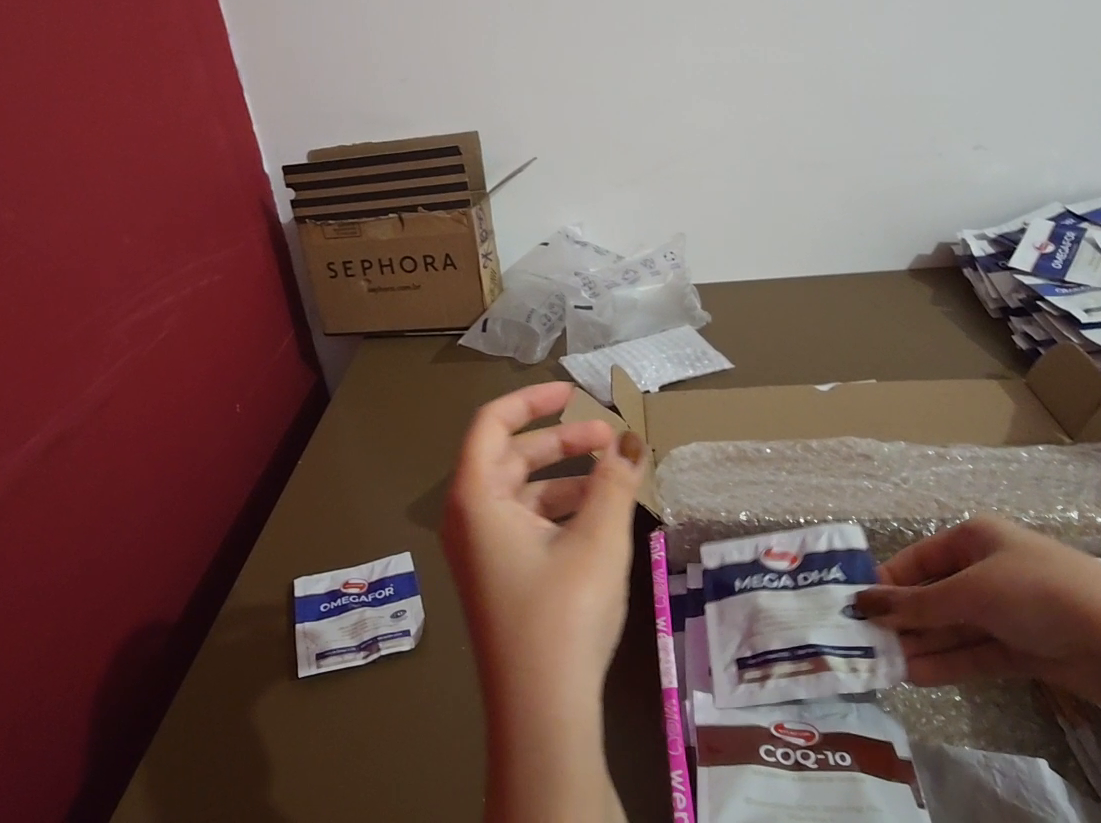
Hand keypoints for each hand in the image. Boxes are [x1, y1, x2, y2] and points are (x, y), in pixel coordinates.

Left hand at [443, 381, 649, 706]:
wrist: (542, 709)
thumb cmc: (563, 612)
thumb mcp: (597, 540)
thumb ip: (614, 482)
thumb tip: (631, 442)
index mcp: (475, 496)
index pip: (492, 423)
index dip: (531, 400)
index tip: (573, 391)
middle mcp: (469, 517)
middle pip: (510, 456)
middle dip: (560, 441)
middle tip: (609, 438)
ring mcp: (481, 550)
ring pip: (521, 493)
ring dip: (566, 479)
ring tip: (616, 480)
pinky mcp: (498, 577)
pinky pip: (525, 525)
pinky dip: (559, 512)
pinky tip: (600, 520)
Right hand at [854, 515, 1100, 695]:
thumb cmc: (1038, 593)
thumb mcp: (968, 592)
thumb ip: (913, 604)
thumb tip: (859, 604)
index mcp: (976, 538)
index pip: (918, 559)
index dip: (888, 582)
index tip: (856, 608)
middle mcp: (989, 569)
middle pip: (934, 594)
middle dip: (902, 618)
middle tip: (864, 643)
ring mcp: (1009, 610)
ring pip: (953, 627)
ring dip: (921, 644)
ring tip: (884, 665)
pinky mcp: (1025, 647)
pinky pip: (975, 652)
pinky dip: (947, 662)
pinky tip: (915, 675)